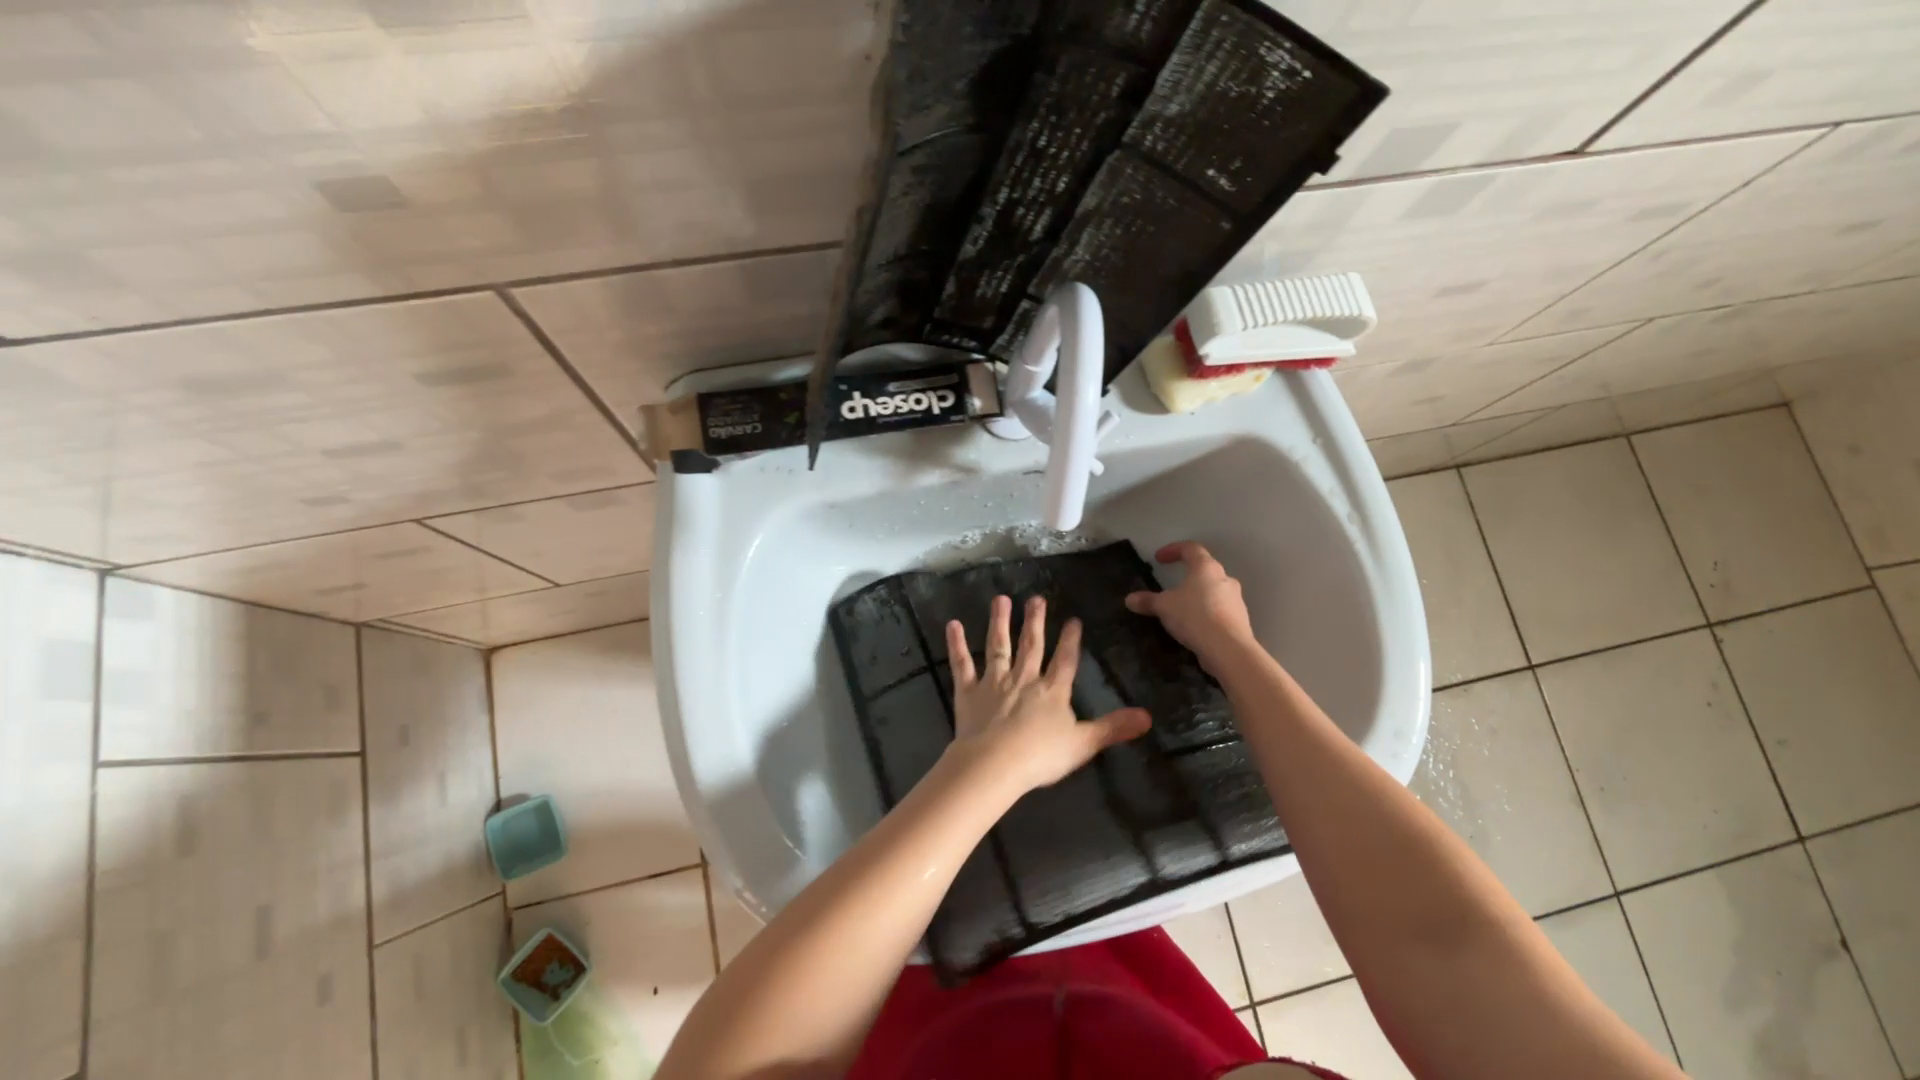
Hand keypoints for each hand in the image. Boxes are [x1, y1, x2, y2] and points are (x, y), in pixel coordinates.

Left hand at [944, 595, 1151, 794]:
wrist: (995, 764)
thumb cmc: (1040, 756)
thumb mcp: (1083, 744)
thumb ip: (1113, 728)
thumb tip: (1148, 717)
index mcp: (1053, 691)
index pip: (1065, 661)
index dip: (1070, 640)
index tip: (1073, 620)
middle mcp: (1024, 679)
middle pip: (1031, 645)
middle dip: (1035, 621)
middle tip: (1037, 598)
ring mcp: (994, 683)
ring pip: (998, 646)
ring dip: (999, 622)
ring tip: (1000, 599)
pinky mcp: (968, 692)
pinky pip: (962, 664)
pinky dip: (957, 644)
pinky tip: (953, 625)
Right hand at [1124, 542, 1256, 671]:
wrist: (1228, 649)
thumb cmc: (1195, 616)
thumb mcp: (1164, 607)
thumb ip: (1147, 601)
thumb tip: (1129, 599)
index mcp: (1206, 568)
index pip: (1190, 548)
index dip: (1173, 550)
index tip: (1159, 559)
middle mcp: (1225, 579)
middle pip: (1205, 570)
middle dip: (1187, 576)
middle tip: (1172, 587)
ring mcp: (1236, 600)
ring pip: (1214, 592)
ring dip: (1198, 597)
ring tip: (1182, 610)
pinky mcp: (1240, 619)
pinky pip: (1219, 611)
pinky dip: (1206, 614)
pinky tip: (1195, 628)